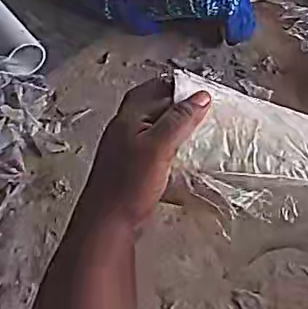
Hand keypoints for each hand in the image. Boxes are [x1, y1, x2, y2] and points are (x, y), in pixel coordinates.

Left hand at [76, 77, 211, 232]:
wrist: (107, 224)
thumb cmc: (130, 184)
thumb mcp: (160, 147)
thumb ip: (179, 120)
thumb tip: (201, 97)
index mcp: (128, 118)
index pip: (151, 88)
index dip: (173, 84)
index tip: (197, 87)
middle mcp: (124, 130)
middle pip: (150, 106)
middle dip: (174, 102)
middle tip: (200, 106)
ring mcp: (125, 150)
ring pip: (151, 127)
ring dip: (172, 125)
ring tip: (194, 128)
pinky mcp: (130, 169)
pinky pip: (152, 148)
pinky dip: (168, 146)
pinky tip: (180, 155)